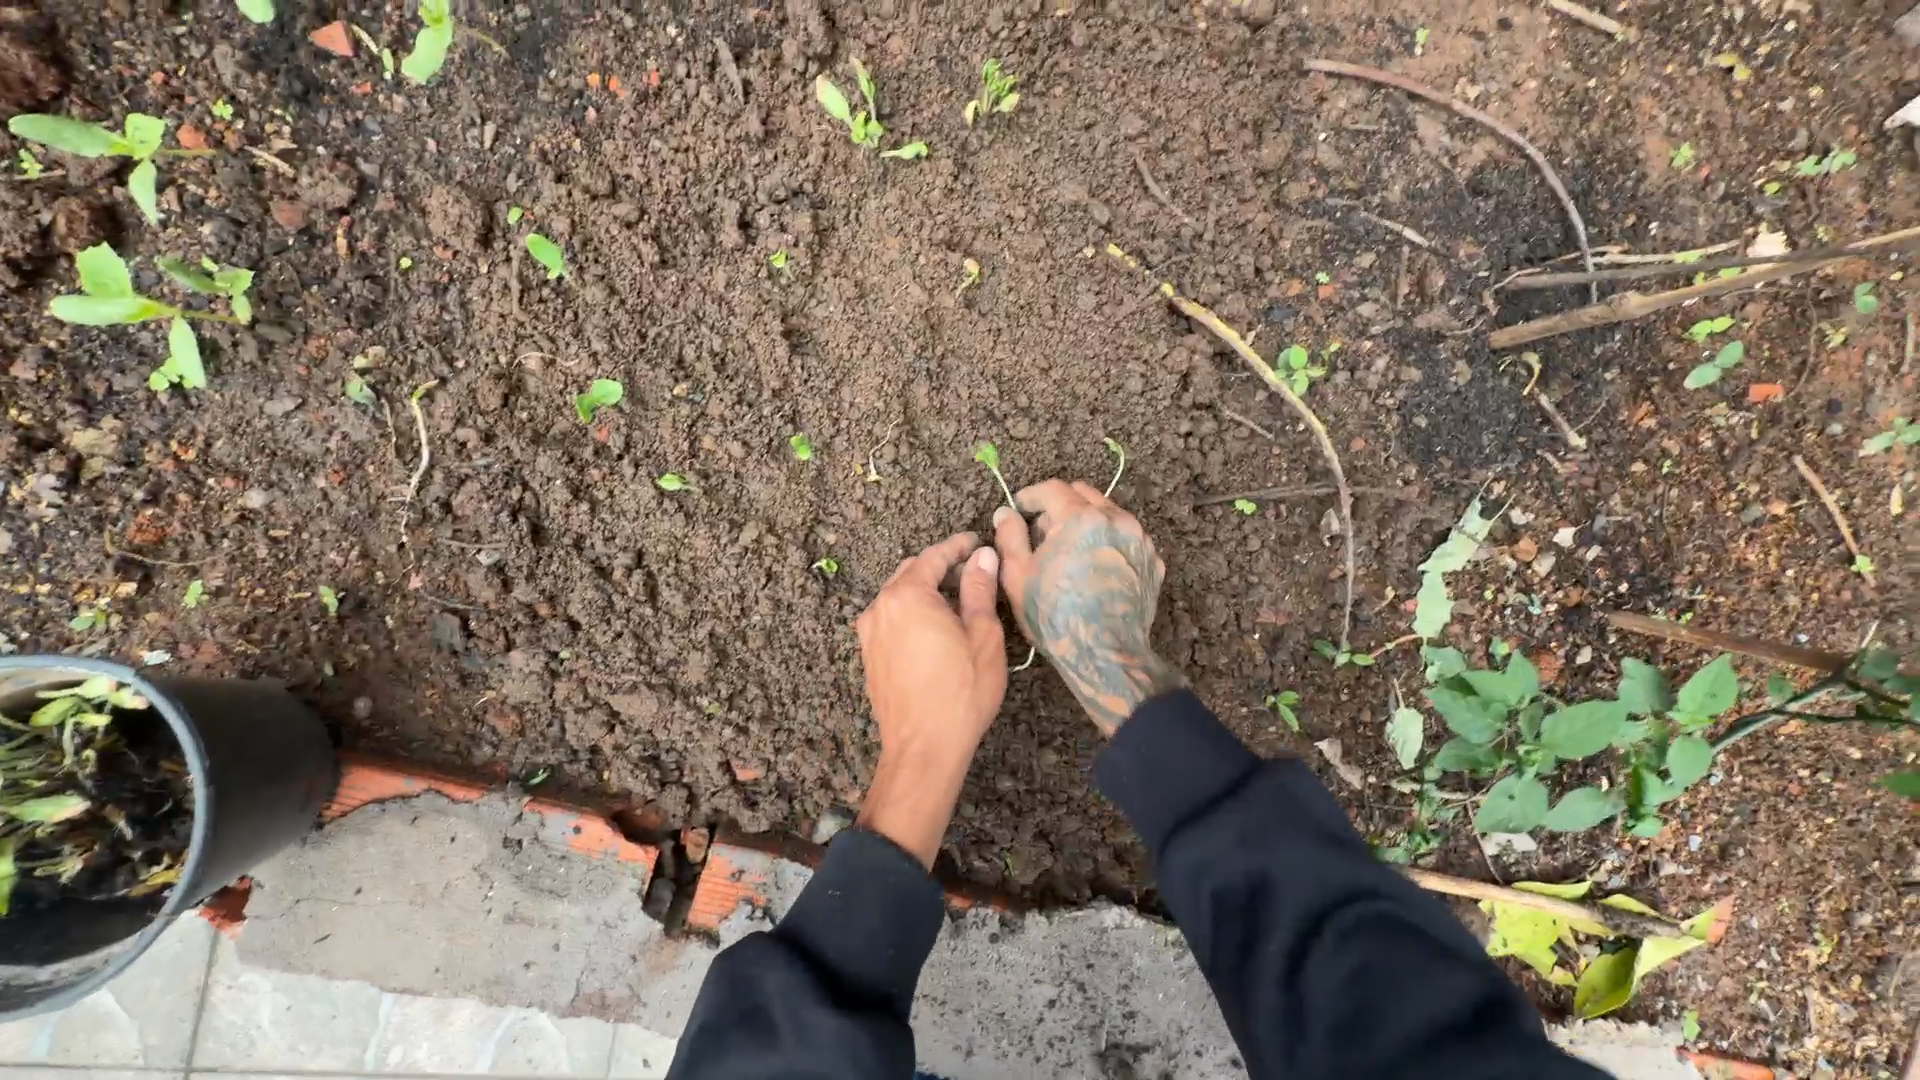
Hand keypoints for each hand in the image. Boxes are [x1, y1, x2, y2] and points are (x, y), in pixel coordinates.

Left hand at [853, 532, 1006, 866]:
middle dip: (940, 567)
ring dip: (925, 591)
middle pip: (911, 572)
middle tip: (971, 571)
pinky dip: (912, 613)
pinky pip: (891, 620)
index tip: (976, 542)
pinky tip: (934, 629)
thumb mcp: (982, 636)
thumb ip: (978, 590)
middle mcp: (880, 607)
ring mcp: (869, 633)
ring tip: (956, 602)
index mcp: (907, 596)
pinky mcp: (869, 656)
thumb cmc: (960, 692)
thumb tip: (982, 557)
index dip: (957, 546)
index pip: (934, 556)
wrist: (923, 748)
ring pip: (898, 596)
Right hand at [994, 480, 1183, 735]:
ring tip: (1068, 549)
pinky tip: (1093, 564)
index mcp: (1080, 518)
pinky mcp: (1152, 560)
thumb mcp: (1018, 576)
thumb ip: (1010, 536)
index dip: (1031, 495)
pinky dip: (1107, 540)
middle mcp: (1116, 520)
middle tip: (1042, 529)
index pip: (1053, 488)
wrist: (1105, 653)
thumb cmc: (1055, 616)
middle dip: (1060, 504)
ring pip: (1108, 513)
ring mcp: (1139, 540)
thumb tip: (1006, 514)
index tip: (1020, 506)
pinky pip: (1126, 537)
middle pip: (1084, 494)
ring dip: (1086, 520)